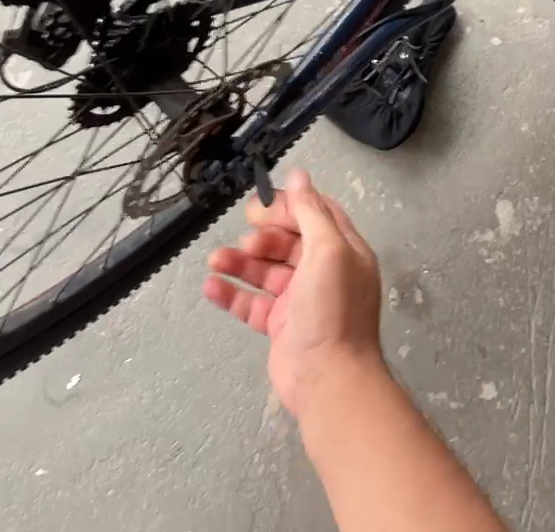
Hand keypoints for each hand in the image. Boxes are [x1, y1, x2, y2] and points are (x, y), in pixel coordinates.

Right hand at [203, 170, 385, 417]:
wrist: (329, 380)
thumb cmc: (333, 310)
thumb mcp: (327, 250)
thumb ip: (311, 211)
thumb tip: (299, 175)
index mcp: (343, 250)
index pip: (316, 214)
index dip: (290, 205)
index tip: (264, 203)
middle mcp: (323, 271)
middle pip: (288, 240)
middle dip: (264, 233)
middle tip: (245, 230)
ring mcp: (300, 299)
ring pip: (266, 270)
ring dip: (240, 261)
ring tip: (216, 259)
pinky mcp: (279, 325)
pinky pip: (251, 302)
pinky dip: (232, 292)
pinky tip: (211, 285)